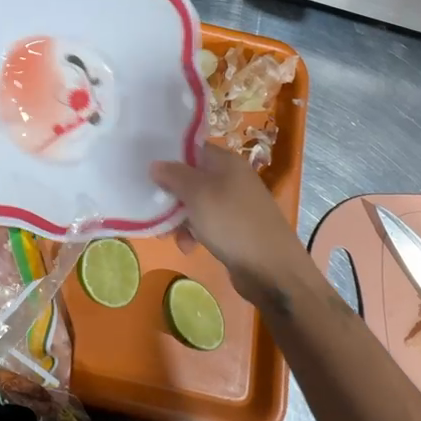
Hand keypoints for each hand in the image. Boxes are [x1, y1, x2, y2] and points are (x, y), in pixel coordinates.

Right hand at [151, 145, 299, 299]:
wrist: (273, 270)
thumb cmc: (232, 222)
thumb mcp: (197, 194)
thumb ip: (173, 175)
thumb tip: (156, 164)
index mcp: (226, 162)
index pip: (192, 149)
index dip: (169, 158)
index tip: (148, 172)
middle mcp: (233, 179)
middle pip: (192, 178)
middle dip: (171, 195)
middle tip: (154, 209)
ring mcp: (236, 204)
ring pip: (197, 203)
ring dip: (180, 218)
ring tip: (168, 235)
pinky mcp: (237, 229)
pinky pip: (208, 223)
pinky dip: (195, 233)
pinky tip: (188, 247)